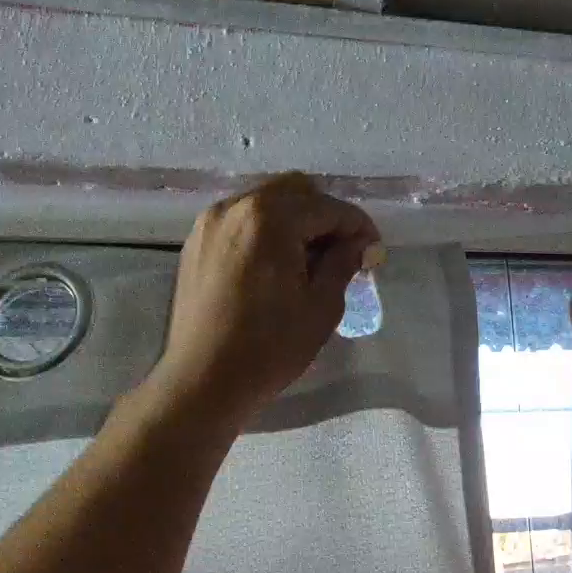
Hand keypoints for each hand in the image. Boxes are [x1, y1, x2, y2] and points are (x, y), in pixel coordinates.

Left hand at [146, 174, 379, 426]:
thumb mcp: (321, 306)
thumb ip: (344, 263)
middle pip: (296, 191)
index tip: (374, 255)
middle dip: (326, 217)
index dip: (359, 228)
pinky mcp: (197, 242)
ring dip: (296, 221)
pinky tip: (278, 266)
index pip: (328, 208)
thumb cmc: (269, 348)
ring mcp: (211, 222)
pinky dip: (267, 231)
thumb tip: (363, 244)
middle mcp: (236, 207)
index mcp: (270, 219)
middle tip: (344, 255)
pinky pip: (242, 220)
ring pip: (267, 201)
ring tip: (311, 261)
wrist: (203, 381)